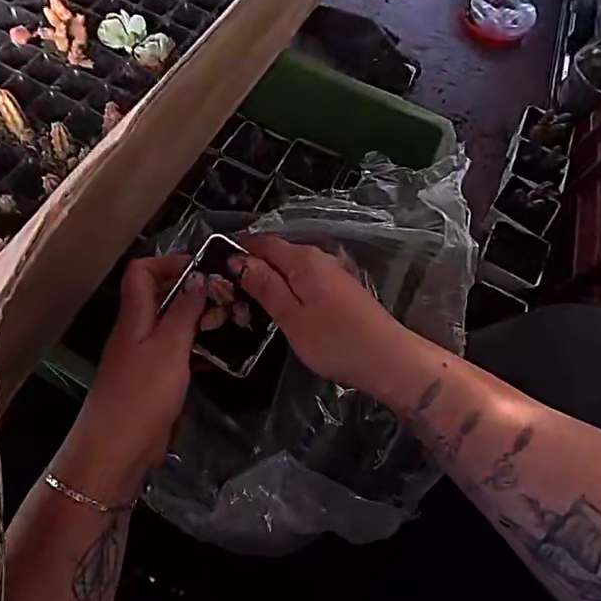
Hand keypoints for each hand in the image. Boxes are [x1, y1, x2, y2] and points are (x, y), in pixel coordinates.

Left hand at [78, 255, 205, 464]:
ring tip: (228, 323)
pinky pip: (177, 351)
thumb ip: (184, 311)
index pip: (141, 271)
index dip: (170, 262)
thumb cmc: (141, 395)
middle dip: (194, 290)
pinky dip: (197, 347)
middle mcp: (137, 330)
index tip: (204, 269)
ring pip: (172, 323)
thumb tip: (198, 276)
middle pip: (161, 295)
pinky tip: (219, 354)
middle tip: (224, 299)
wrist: (115, 452)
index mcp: (135, 316)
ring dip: (198, 319)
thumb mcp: (169, 347)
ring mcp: (145, 355)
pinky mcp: (155, 379)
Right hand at [232, 235, 426, 396]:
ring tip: (245, 302)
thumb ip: (264, 285)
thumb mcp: (291, 316)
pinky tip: (279, 308)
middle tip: (224, 292)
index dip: (237, 249)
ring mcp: (332, 273)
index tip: (213, 266)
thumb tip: (237, 259)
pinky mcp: (340, 290)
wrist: (387, 358)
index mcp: (303, 259)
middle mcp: (319, 258)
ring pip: (290, 268)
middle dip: (250, 266)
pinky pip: (304, 281)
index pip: (262, 241)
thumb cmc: (335, 340)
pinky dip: (287, 289)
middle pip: (276, 253)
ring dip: (268, 280)